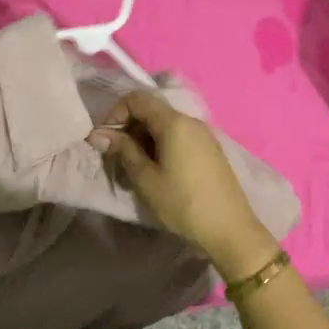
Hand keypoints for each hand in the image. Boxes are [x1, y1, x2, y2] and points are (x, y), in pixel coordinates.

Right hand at [91, 92, 276, 277]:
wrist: (230, 229)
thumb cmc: (183, 203)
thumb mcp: (146, 179)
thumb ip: (123, 151)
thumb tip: (98, 134)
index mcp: (174, 122)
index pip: (138, 99)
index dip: (116, 112)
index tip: (106, 138)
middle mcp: (191, 121)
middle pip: (152, 110)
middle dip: (129, 126)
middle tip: (116, 155)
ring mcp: (203, 135)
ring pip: (165, 124)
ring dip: (144, 138)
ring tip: (134, 166)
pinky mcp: (210, 149)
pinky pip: (179, 136)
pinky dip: (161, 144)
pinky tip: (157, 170)